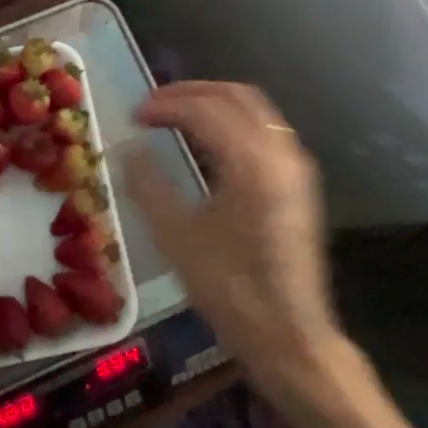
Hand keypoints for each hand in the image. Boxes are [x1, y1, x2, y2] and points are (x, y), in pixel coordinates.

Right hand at [127, 82, 342, 393]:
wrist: (290, 336)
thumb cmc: (229, 288)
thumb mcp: (177, 237)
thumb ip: (148, 184)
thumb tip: (127, 149)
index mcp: (252, 161)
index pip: (205, 108)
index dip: (165, 104)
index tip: (134, 115)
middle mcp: (281, 153)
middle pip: (236, 95)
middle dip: (192, 92)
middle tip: (153, 105)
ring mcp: (297, 167)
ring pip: (255, 111)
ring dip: (214, 104)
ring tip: (175, 117)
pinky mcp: (300, 185)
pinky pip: (265, 131)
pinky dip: (233, 122)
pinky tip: (208, 144)